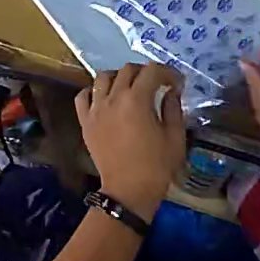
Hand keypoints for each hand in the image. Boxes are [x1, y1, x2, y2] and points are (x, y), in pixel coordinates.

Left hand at [76, 63, 185, 219]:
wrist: (128, 191)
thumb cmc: (156, 166)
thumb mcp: (174, 137)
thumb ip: (173, 109)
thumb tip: (171, 91)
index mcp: (137, 100)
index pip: (152, 71)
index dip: (168, 72)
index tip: (176, 83)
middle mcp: (113, 98)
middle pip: (127, 70)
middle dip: (145, 72)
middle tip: (156, 84)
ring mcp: (96, 109)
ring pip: (103, 77)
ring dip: (119, 77)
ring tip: (129, 88)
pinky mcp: (85, 121)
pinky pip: (83, 96)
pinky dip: (93, 91)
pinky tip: (104, 98)